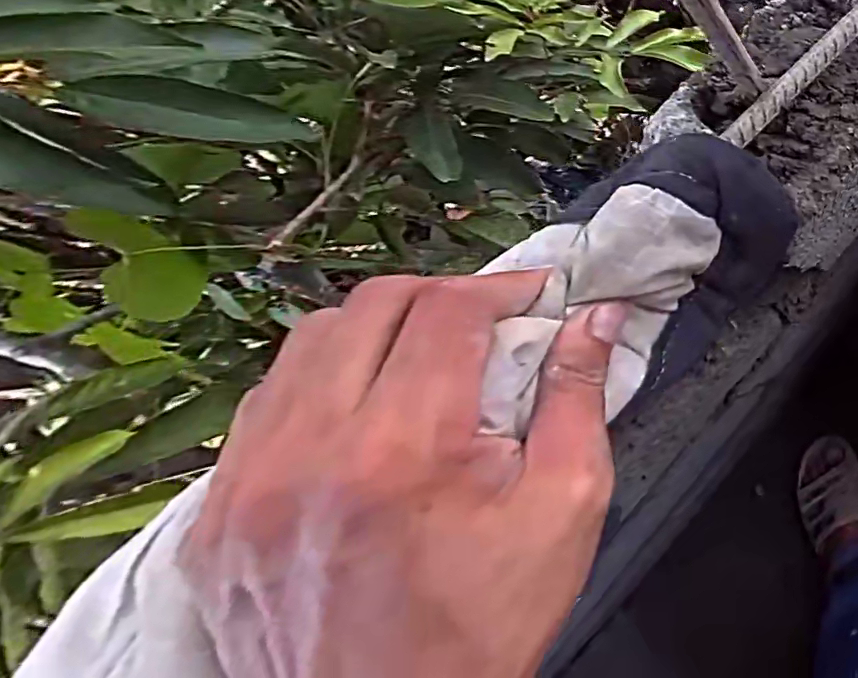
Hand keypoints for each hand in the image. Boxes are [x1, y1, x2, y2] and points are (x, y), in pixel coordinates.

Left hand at [180, 270, 624, 677]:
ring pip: (311, 341)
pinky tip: (378, 400)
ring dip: (388, 325)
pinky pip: (269, 400)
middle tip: (498, 318)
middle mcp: (310, 455)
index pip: (447, 311)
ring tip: (440, 351)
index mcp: (406, 448)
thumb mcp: (569, 494)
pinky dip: (333, 372)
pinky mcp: (219, 517)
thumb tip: (597, 318)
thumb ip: (579, 391)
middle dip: (450, 293)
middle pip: (374, 306)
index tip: (541, 295)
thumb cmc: (493, 611)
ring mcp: (248, 487)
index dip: (505, 286)